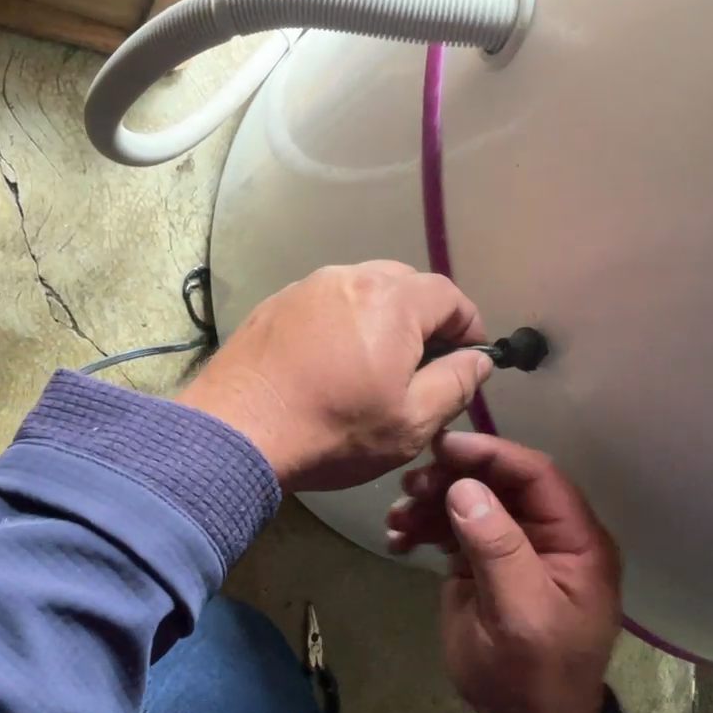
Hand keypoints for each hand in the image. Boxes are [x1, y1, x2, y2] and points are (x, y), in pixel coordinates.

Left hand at [177, 262, 494, 491]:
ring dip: (379, 320)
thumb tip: (478, 359)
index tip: (470, 357)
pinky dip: (339, 326)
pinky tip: (328, 365)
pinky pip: (323, 306)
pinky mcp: (273, 306)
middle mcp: (349, 277)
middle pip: (405, 286)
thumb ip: (455, 385)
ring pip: (361, 292)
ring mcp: (305, 288)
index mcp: (392, 301)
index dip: (468, 326)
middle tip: (421, 366)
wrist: (234, 434)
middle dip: (424, 320)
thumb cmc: (331, 433)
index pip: (449, 296)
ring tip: (372, 367)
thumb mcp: (410, 422)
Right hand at [386, 432, 623, 712]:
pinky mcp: (483, 566)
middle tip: (409, 486)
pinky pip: (454, 532)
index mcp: (576, 541)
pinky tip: (398, 539)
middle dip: (453, 479)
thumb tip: (464, 488)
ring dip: (431, 504)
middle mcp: (547, 536)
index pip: (537, 477)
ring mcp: (513, 550)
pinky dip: (424, 529)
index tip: (443, 447)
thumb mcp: (519, 614)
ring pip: (471, 505)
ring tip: (397, 518)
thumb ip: (497, 549)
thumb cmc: (531, 675)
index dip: (492, 455)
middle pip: (500, 485)